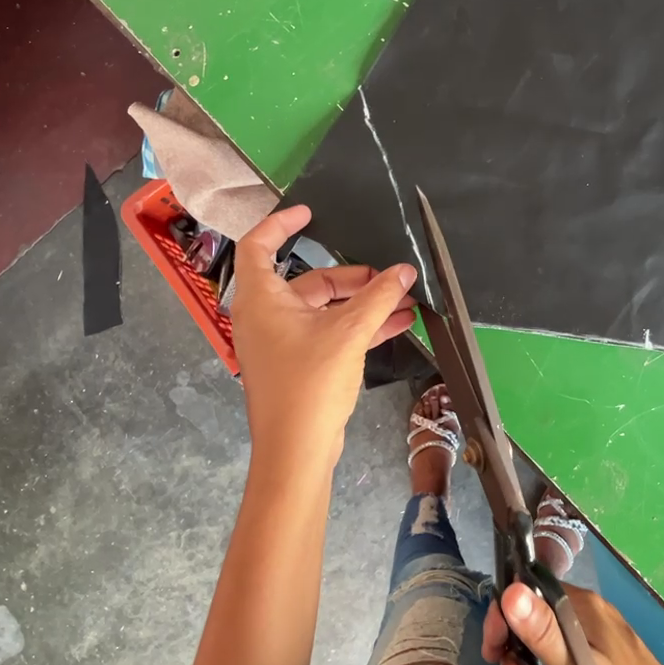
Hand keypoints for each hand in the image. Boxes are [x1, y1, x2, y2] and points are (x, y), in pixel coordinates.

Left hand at [229, 206, 417, 477]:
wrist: (296, 450)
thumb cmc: (310, 383)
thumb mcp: (349, 333)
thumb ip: (378, 297)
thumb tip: (404, 271)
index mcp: (261, 299)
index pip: (258, 245)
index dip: (281, 224)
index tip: (309, 214)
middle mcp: (265, 316)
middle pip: (308, 281)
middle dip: (351, 278)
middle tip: (388, 278)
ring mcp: (281, 343)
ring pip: (323, 310)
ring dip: (362, 305)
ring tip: (404, 301)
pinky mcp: (297, 365)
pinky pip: (328, 333)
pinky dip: (358, 327)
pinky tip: (398, 325)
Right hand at [484, 583, 663, 664]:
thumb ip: (544, 633)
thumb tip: (510, 589)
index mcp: (586, 607)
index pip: (528, 589)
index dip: (504, 616)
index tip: (493, 652)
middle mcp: (593, 613)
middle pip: (537, 613)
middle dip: (515, 643)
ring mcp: (602, 638)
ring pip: (550, 636)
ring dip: (530, 662)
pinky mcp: (608, 661)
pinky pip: (567, 654)